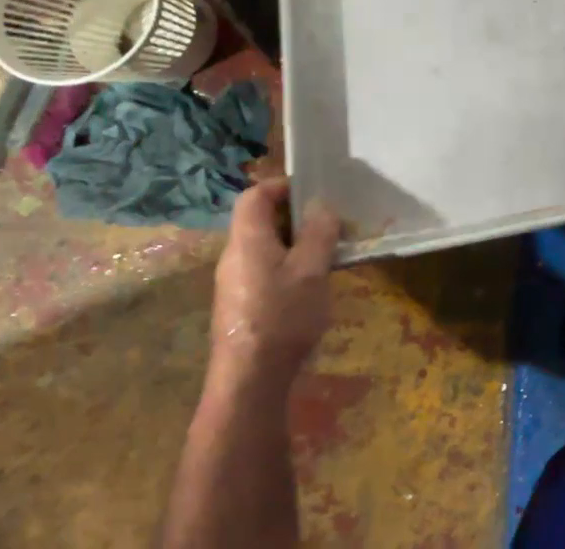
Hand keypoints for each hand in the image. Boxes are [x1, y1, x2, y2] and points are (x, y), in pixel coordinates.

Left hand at [210, 178, 340, 385]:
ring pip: (264, 247)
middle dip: (295, 216)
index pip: (254, 196)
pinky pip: (264, 269)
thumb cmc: (283, 316)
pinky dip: (288, 265)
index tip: (315, 192)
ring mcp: (234, 283)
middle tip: (330, 223)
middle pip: (259, 220)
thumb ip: (318, 233)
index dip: (282, 186)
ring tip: (328, 253)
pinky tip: (311, 283)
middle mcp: (233, 256)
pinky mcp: (241, 305)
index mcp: (246, 241)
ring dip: (295, 243)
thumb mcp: (311, 269)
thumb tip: (321, 205)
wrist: (250, 379)